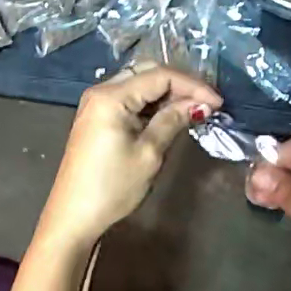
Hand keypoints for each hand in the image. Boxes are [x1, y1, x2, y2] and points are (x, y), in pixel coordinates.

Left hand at [37, 64, 221, 248]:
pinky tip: (171, 115)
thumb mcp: (149, 153)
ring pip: (139, 83)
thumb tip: (199, 104)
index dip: (193, 86)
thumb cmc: (112, 187)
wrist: (72, 218)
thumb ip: (173, 121)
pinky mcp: (97, 117)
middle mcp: (101, 91)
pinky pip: (130, 98)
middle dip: (181, 85)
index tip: (218, 103)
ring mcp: (96, 104)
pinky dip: (152, 103)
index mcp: (112, 97)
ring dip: (168, 93)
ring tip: (195, 109)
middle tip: (207, 103)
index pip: (160, 76)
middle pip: (148, 73)